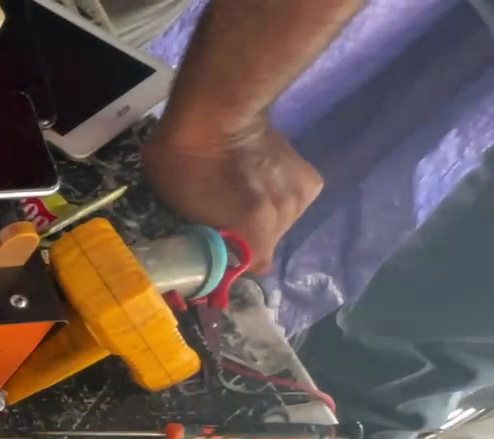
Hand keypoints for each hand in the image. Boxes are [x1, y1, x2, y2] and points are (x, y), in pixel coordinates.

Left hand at [143, 121, 321, 273]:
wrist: (217, 117)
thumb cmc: (186, 168)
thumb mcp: (184, 213)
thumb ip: (209, 238)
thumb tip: (221, 255)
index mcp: (258, 225)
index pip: (251, 266)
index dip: (229, 266)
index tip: (212, 262)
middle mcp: (290, 211)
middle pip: (265, 244)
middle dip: (243, 243)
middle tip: (218, 232)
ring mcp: (304, 192)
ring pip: (278, 226)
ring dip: (258, 223)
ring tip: (233, 210)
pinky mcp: (309, 175)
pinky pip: (288, 205)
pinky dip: (271, 206)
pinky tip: (252, 196)